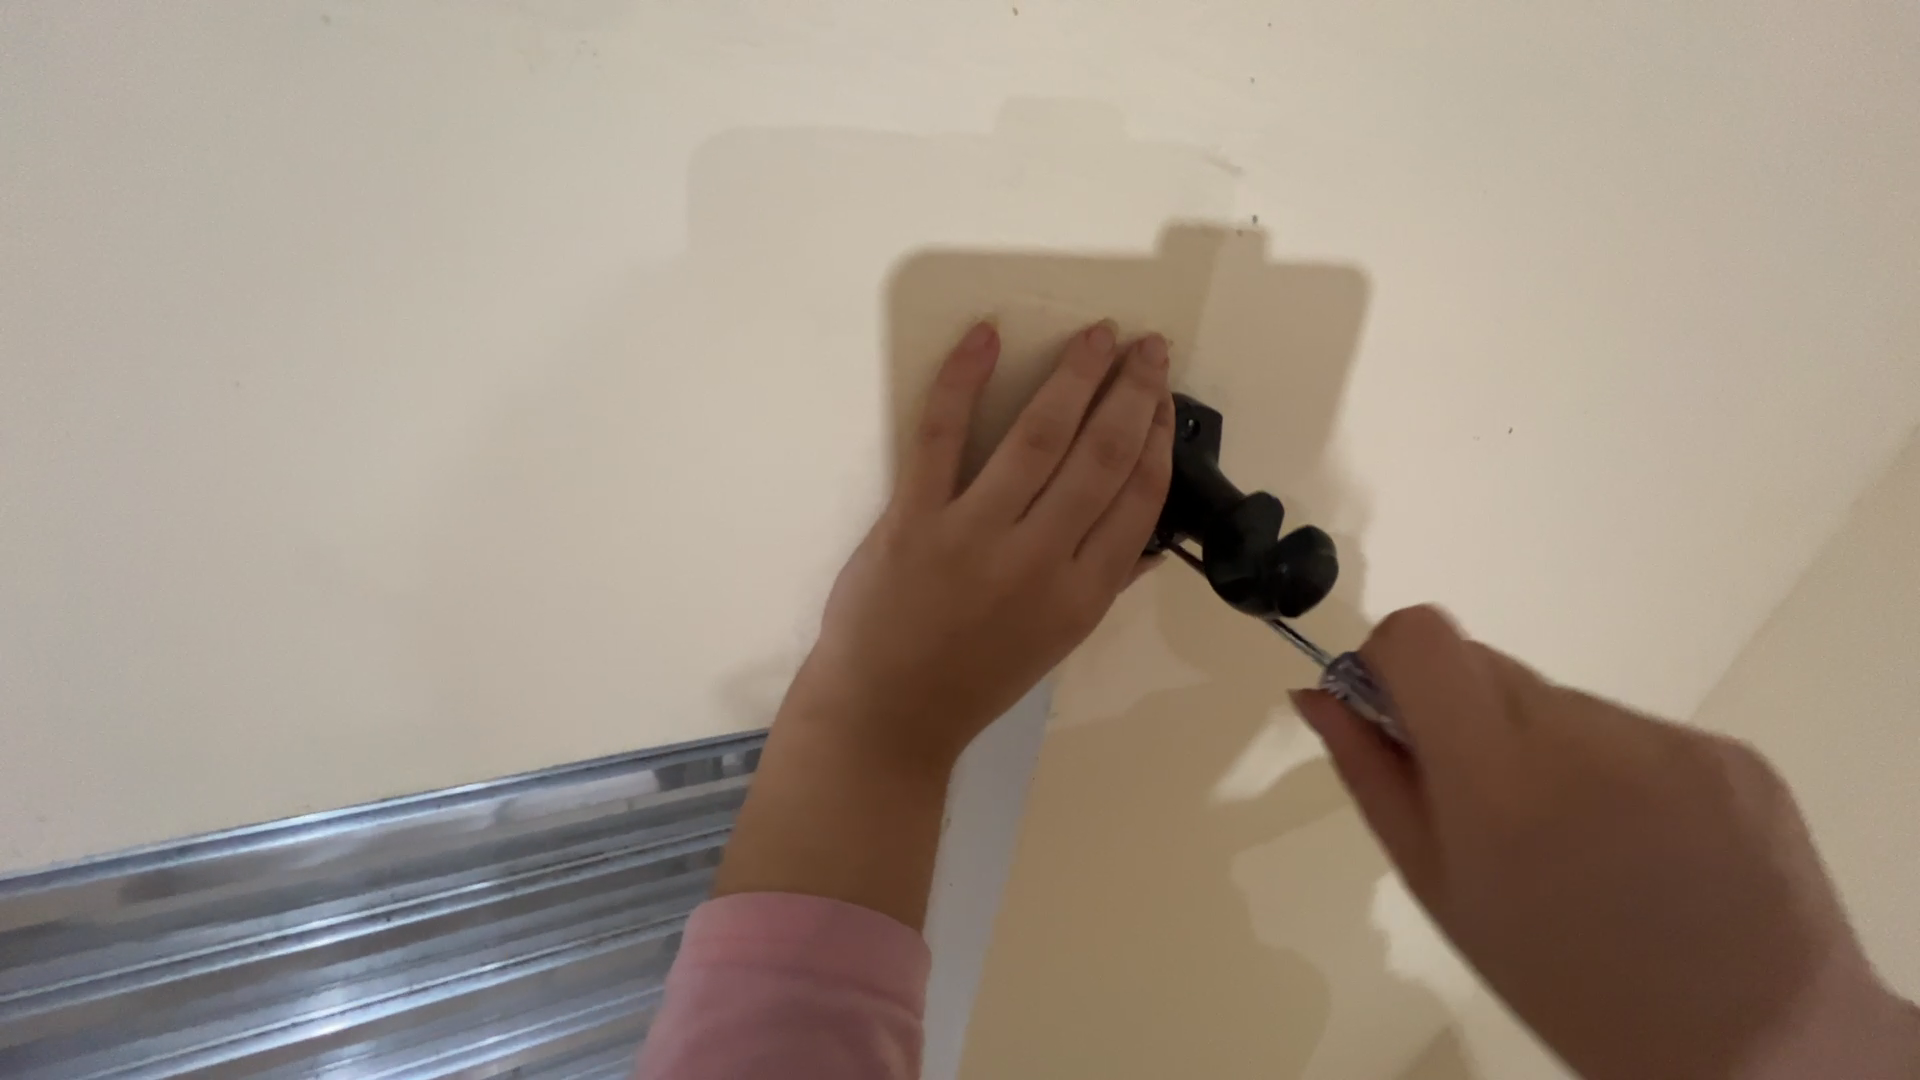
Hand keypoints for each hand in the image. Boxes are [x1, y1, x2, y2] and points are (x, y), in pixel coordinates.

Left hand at [715, 318, 1173, 927]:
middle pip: (1100, 457)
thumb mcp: (1055, 643)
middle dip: (1132, 393)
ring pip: (1037, 438)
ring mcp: (974, 535)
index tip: (1164, 400)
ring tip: (1097, 334)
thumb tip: (1151, 539)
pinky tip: (985, 337)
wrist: (888, 714)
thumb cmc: (974, 680)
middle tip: (1146, 346)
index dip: (1157, 440)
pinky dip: (962, 381)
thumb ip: (1103, 585)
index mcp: (1082, 594)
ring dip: (1073, 376)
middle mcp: (1039, 559)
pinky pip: (939, 436)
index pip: (1138, 499)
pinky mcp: (913, 519)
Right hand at [1295, 606, 1918, 1079]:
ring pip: (1549, 694)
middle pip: (1480, 662)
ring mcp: (1669, 743)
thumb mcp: (1431, 878)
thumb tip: (1316, 693)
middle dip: (1455, 707)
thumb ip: (1367, 769)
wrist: (1754, 1052)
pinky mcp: (1731, 755)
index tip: (1394, 710)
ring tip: (1563, 826)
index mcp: (1496, 776)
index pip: (1420, 636)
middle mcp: (1584, 737)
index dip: (1390, 658)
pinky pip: (1622, 725)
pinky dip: (1600, 760)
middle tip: (1475, 789)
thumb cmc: (1551, 970)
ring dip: (1529, 737)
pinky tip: (1627, 834)